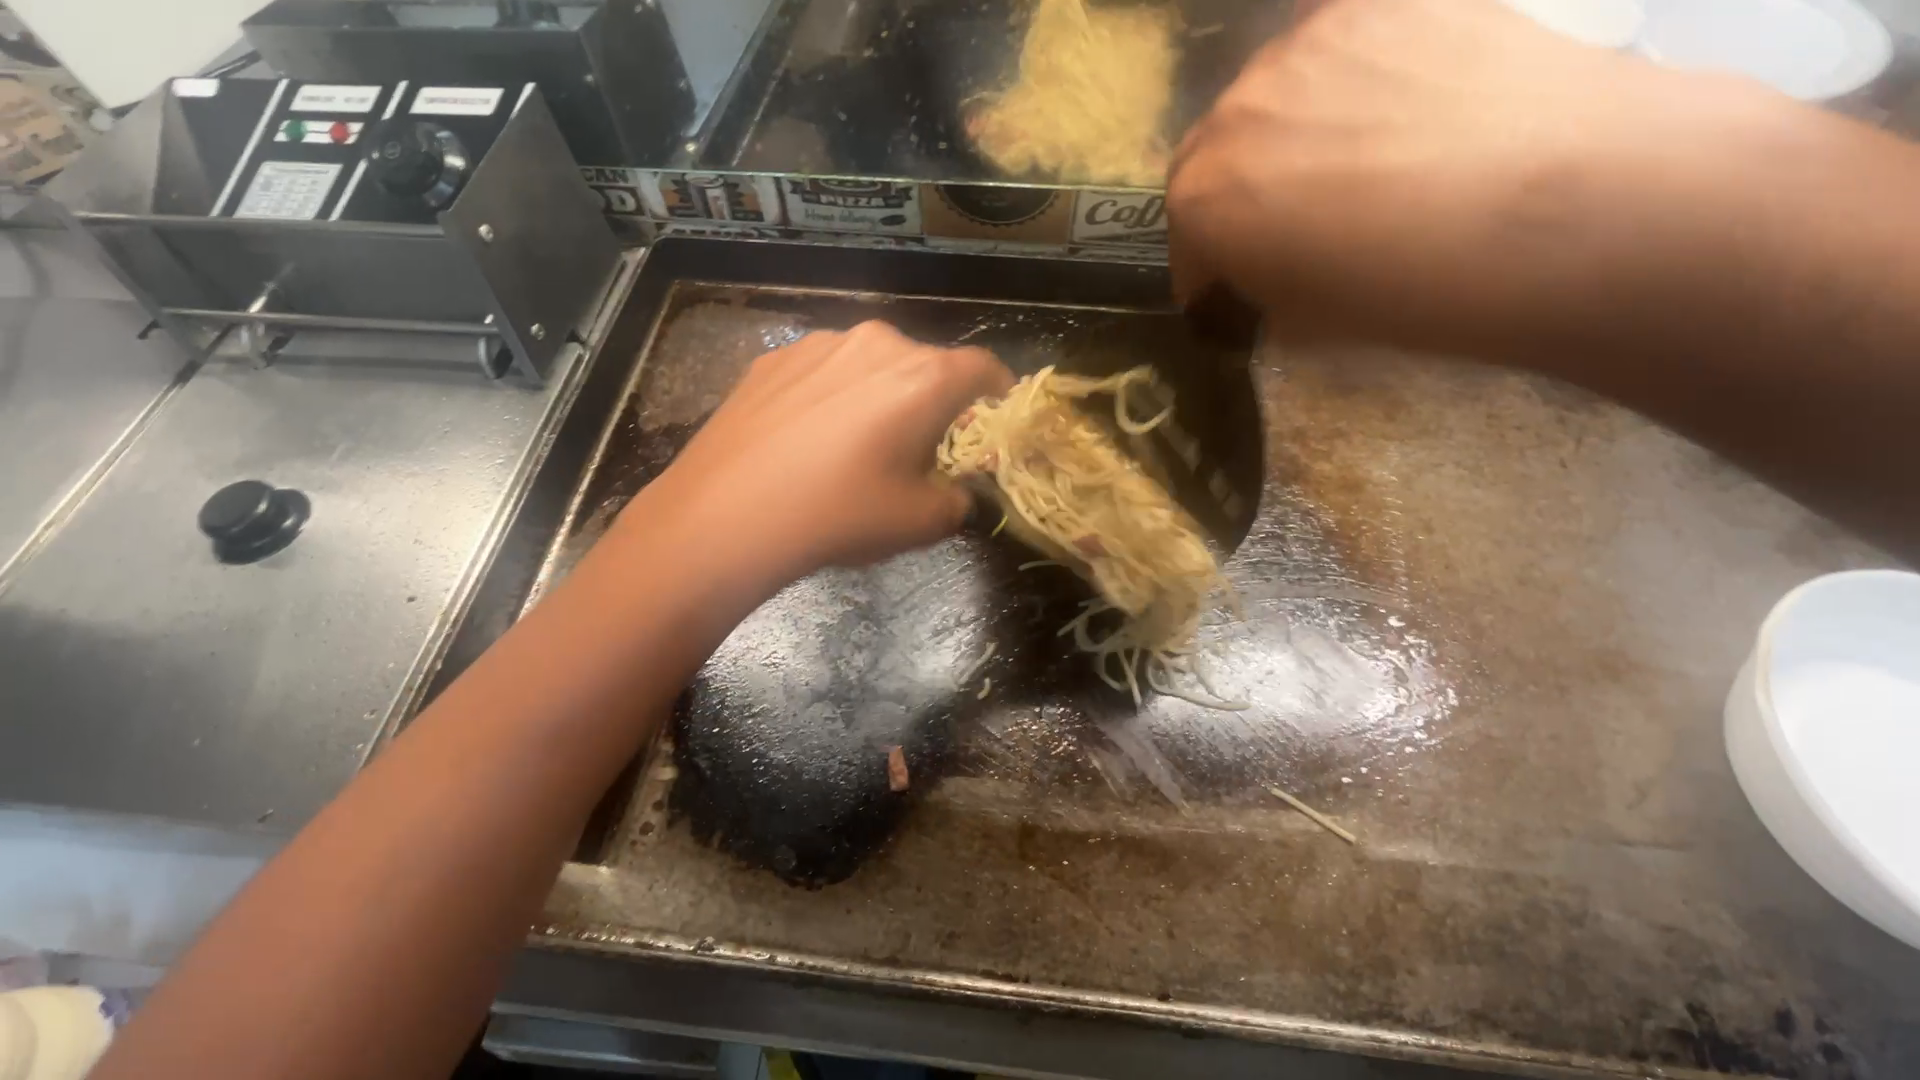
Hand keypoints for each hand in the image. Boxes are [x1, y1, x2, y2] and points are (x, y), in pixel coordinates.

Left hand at [625, 320, 1013, 580]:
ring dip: (878, 395)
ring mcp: (818, 344)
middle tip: (917, 449)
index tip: (992, 418)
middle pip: (924, 365)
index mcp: (924, 377)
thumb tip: (953, 489)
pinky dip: (831, 396)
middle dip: (932, 402)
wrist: (724, 516)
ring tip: (854, 446)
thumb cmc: (838, 516)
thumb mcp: (920, 524)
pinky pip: (823, 372)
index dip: (998, 393)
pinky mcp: (772, 358)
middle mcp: (876, 343)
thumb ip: (957, 499)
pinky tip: (805, 439)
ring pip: (870, 365)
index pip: (984, 369)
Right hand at [1167, 0, 1790, 360]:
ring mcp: (1305, 44)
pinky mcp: (1381, 1)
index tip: (1239, 293)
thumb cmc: (1418, 294)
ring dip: (1292, 131)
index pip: (1185, 243)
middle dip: (1238, 195)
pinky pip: (1341, 51)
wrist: (1566, 207)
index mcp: (1201, 202)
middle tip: (1292, 225)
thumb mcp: (1311, 324)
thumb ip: (1262, 288)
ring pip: (1274, 96)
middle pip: (1215, 156)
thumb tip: (1269, 271)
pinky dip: (1353, 84)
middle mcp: (1231, 111)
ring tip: (1359, 161)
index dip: (1212, 274)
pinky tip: (1407, 113)